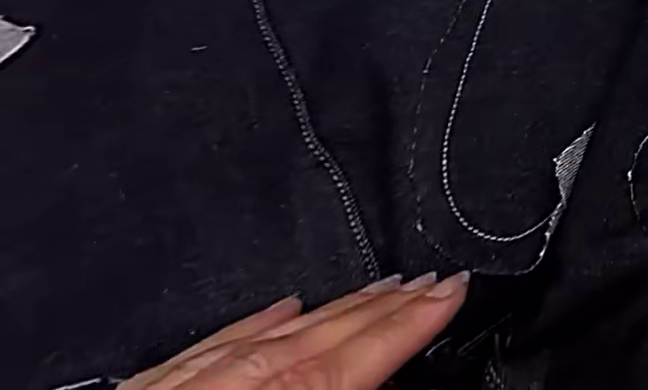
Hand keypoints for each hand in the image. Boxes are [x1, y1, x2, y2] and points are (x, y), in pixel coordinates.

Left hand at [121, 271, 468, 389]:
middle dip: (378, 313)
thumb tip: (385, 384)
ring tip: (384, 285)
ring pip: (252, 348)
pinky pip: (184, 361)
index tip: (451, 292)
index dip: (399, 330)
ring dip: (330, 312)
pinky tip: (284, 307)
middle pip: (297, 355)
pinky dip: (246, 329)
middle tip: (435, 279)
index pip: (329, 377)